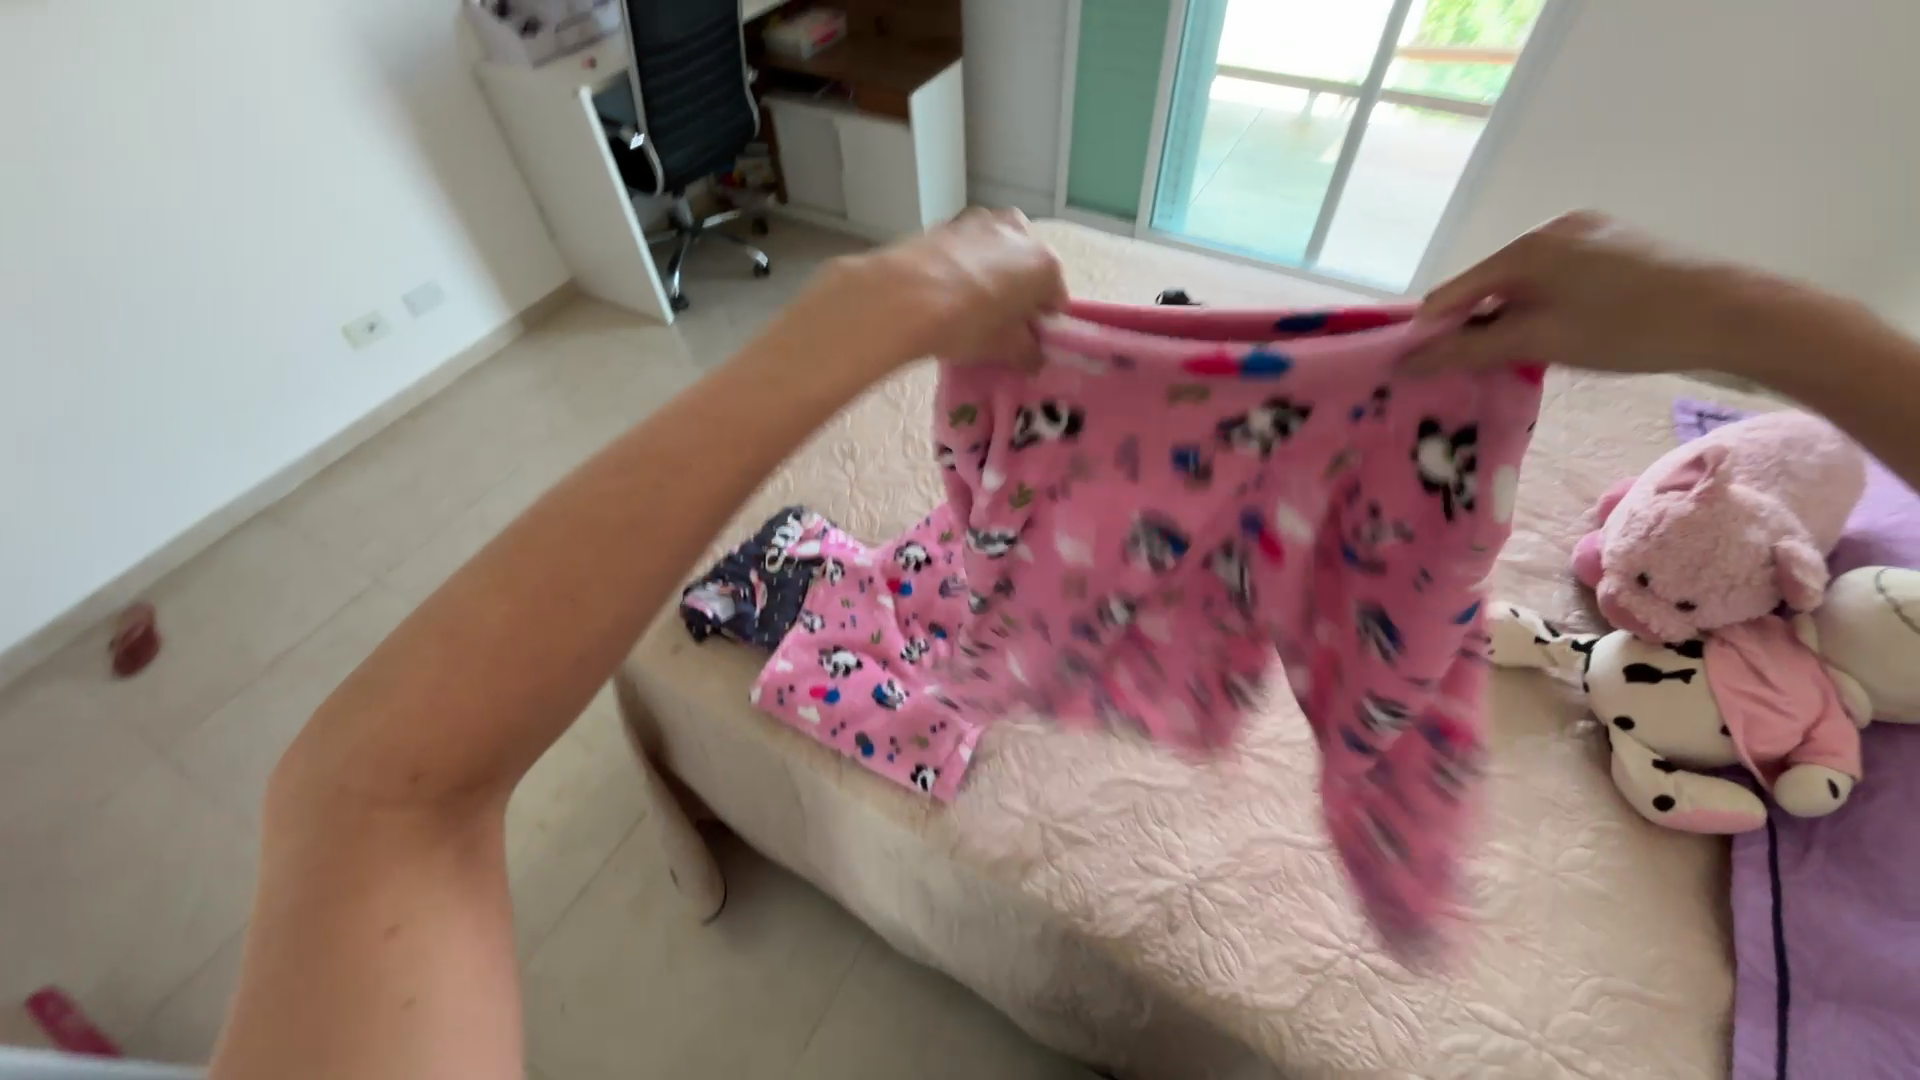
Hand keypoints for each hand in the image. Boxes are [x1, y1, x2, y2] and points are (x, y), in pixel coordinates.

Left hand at [783, 209, 1067, 373]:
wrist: (903, 297)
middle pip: (1027, 269)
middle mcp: (1019, 233)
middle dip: (1017, 293)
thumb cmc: (966, 324)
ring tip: (966, 306)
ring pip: (996, 253)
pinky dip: (962, 265)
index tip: (1025, 340)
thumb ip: (1027, 353)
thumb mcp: (1003, 348)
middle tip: (996, 323)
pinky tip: (943, 290)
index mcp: (1045, 265)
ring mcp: (980, 221)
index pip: (1055, 299)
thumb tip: (1035, 359)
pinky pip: (965, 249)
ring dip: (990, 274)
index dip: (1041, 323)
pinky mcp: (946, 222)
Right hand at [1403, 211, 1819, 378]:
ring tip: (1517, 354)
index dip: (1431, 331)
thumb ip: (1463, 351)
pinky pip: (1552, 277)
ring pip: (1519, 283)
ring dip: (1506, 318)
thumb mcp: (1535, 343)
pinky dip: (1538, 306)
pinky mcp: (1613, 243)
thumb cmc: (1624, 328)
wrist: (1734, 315)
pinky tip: (1555, 331)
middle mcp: (1550, 229)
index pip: (1451, 292)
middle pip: (1485, 285)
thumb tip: (1404, 365)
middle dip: (1471, 325)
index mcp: (1525, 247)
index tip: (1423, 368)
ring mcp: (1586, 232)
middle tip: (1474, 368)